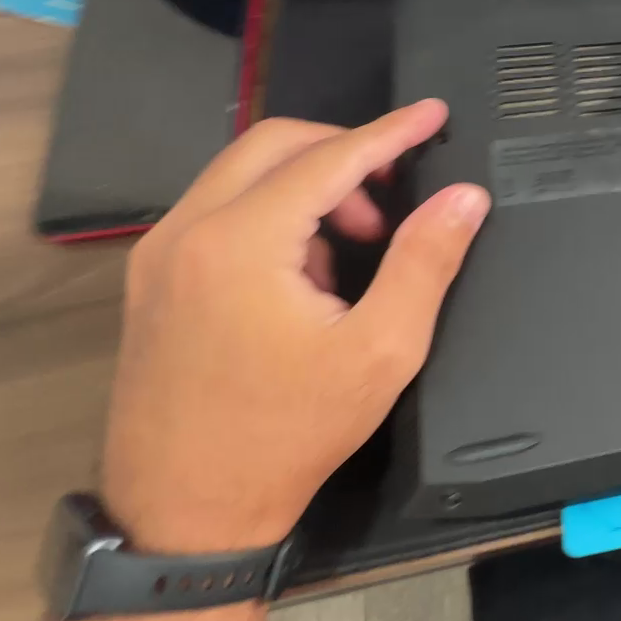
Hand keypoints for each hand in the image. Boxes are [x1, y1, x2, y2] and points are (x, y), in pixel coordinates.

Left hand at [99, 101, 489, 553]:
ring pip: (243, 174)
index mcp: (241, 244)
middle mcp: (186, 234)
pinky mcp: (156, 281)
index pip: (327, 158)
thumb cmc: (293, 429)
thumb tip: (463, 198)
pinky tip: (314, 269)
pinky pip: (223, 211)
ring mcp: (160, 257)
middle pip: (273, 145)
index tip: (432, 114)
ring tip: (361, 241)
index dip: (390, 131)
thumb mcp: (385, 346)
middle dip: (347, 151)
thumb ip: (427, 260)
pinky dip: (280, 212)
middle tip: (398, 190)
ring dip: (313, 184)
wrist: (190, 506)